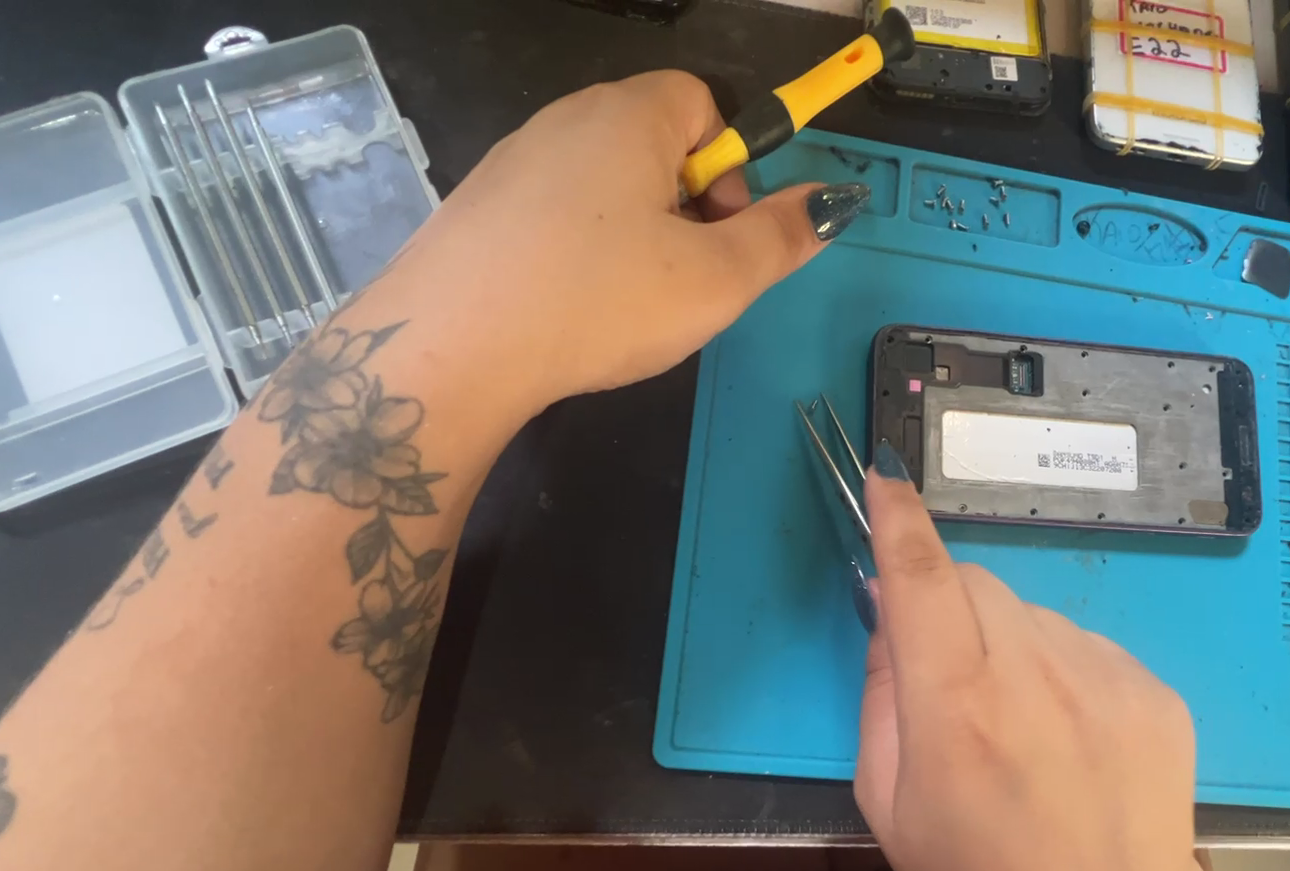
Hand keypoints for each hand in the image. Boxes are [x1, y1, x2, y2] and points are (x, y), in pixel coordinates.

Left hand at [369, 71, 864, 411]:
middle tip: (683, 281)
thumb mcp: (717, 279)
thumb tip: (833, 203)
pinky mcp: (482, 212)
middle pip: (656, 148)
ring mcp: (516, 164)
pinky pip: (560, 220)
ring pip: (608, 191)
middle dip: (688, 212)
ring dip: (638, 241)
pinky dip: (584, 257)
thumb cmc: (603, 300)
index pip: (703, 104)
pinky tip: (575, 309)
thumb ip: (782, 238)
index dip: (731, 169)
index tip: (723, 235)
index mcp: (629, 118)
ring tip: (627, 306)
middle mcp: (567, 121)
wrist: (457, 347)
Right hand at [855, 446, 1214, 870]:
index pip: (921, 581)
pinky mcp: (1152, 687)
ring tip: (1021, 726)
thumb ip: (879, 696)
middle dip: (946, 602)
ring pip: (1028, 612)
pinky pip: (1081, 643)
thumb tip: (891, 622)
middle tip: (949, 673)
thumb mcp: (886, 805)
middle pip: (975, 581)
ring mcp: (1103, 675)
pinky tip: (1071, 737)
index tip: (885, 476)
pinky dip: (1058, 669)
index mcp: (954, 709)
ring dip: (1005, 643)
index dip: (898, 522)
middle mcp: (1031, 675)